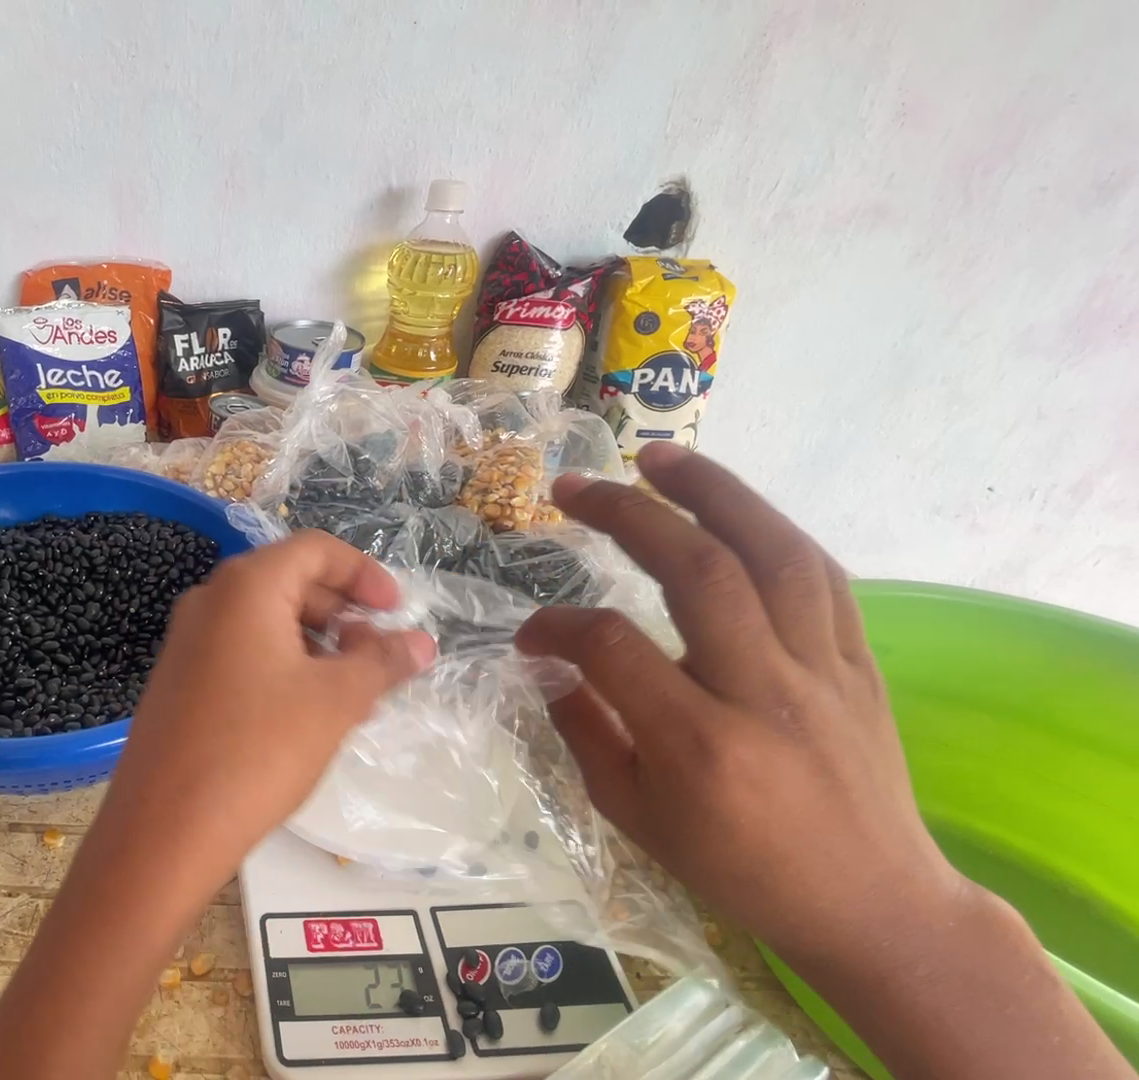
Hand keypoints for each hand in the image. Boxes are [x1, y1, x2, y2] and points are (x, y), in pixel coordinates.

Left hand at [0, 531, 434, 1079]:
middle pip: (289, 581)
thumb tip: (421, 642)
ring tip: (352, 693)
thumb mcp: (335, 701)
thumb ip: (382, 662)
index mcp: (245, 586)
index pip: (315, 550)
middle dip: (343, 613)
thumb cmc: (258, 749)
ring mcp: (186, 640)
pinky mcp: (178, 679)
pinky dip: (282, 666)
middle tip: (379, 657)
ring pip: (266, 622)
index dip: (365, 573)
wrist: (165, 827)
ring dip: (316, 645)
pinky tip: (307, 713)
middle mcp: (210, 600)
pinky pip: (241, 652)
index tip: (398, 612)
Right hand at [515, 443, 959, 968]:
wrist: (875, 905)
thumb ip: (584, 728)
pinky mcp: (859, 662)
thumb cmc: (736, 867)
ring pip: (775, 554)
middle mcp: (766, 693)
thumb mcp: (632, 815)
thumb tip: (548, 661)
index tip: (529, 634)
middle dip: (629, 516)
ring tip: (660, 455)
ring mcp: (824, 671)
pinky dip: (768, 528)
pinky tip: (729, 509)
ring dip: (713, 493)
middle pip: (700, 572)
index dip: (557, 625)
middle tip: (574, 488)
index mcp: (699, 743)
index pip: (612, 647)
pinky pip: (820, 576)